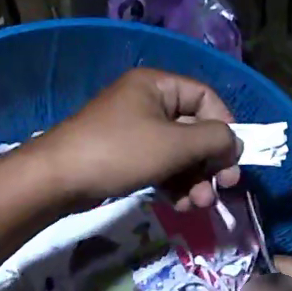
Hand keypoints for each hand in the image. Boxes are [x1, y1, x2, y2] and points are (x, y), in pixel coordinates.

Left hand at [33, 68, 241, 209]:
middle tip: (223, 188)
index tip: (233, 159)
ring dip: (195, 178)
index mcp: (158, 85)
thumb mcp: (174, 144)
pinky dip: (175, 183)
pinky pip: (161, 165)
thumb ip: (214, 139)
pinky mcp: (126, 155)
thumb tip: (234, 143)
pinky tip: (181, 205)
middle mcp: (148, 102)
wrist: (57, 179)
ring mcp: (136, 130)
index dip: (225, 127)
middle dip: (210, 161)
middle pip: (195, 128)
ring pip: (180, 152)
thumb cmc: (119, 152)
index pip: (206, 98)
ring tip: (198, 204)